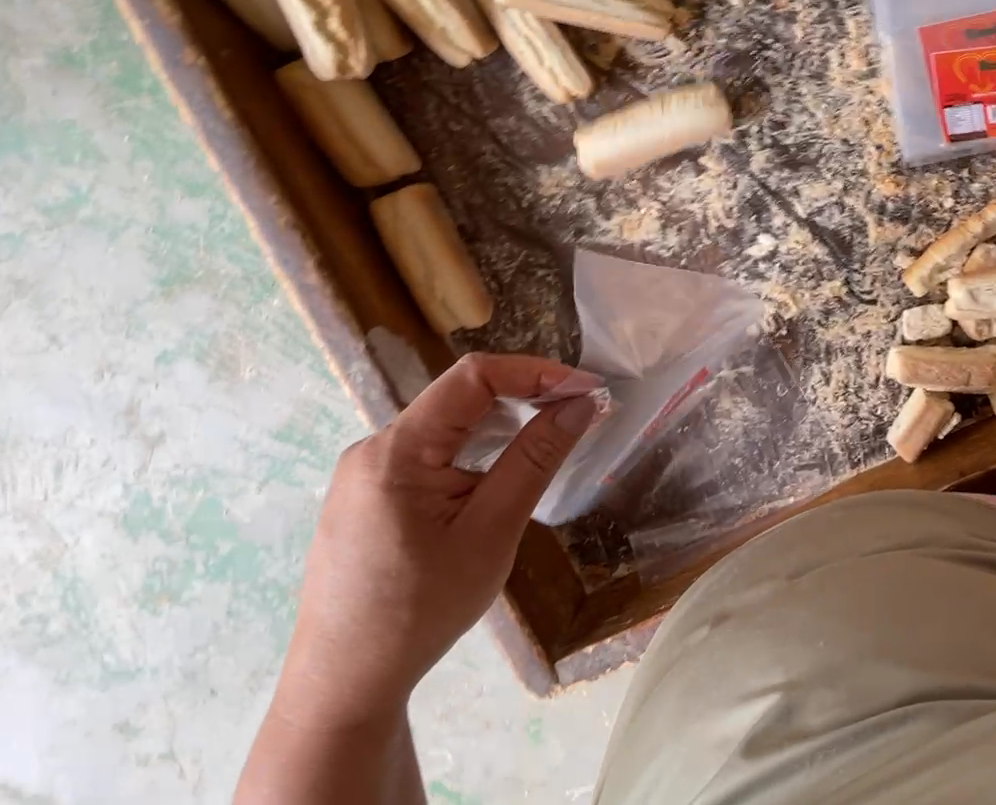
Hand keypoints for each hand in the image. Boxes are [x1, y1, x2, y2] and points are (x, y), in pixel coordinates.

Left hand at [270, 354, 601, 730]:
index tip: (589, 390)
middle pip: (461, 396)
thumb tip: (582, 403)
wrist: (347, 682)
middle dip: (528, 395)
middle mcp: (374, 449)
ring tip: (555, 438)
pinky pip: (433, 452)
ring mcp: (368, 474)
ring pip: (449, 425)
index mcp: (396, 451)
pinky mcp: (372, 496)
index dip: (537, 372)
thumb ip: (536, 458)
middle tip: (583, 413)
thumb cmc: (422, 608)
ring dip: (505, 423)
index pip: (474, 378)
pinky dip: (479, 449)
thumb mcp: (492, 529)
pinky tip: (505, 473)